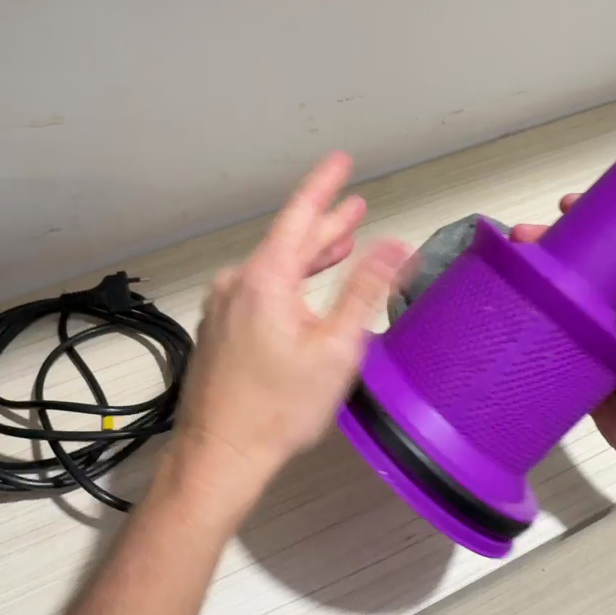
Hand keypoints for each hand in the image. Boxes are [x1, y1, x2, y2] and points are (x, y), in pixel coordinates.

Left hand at [173, 153, 410, 496]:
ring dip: (308, 256)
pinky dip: (287, 281)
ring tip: (340, 243)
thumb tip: (395, 247)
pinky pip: (257, 290)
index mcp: (265, 279)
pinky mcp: (219, 328)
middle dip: (326, 225)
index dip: (324, 186)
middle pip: (288, 242)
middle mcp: (238, 283)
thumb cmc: (279, 408)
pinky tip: (304, 291)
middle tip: (354, 207)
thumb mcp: (335, 348)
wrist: (220, 453)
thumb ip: (365, 291)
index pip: (299, 215)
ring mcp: (224, 306)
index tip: (340, 161)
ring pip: (273, 268)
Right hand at [512, 197, 615, 468]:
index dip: (596, 222)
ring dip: (535, 275)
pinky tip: (505, 302)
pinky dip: (529, 311)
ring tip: (505, 264)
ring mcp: (593, 329)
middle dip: (551, 246)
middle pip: (582, 264)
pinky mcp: (571, 354)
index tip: (568, 206)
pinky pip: (550, 326)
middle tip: (519, 238)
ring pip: (561, 292)